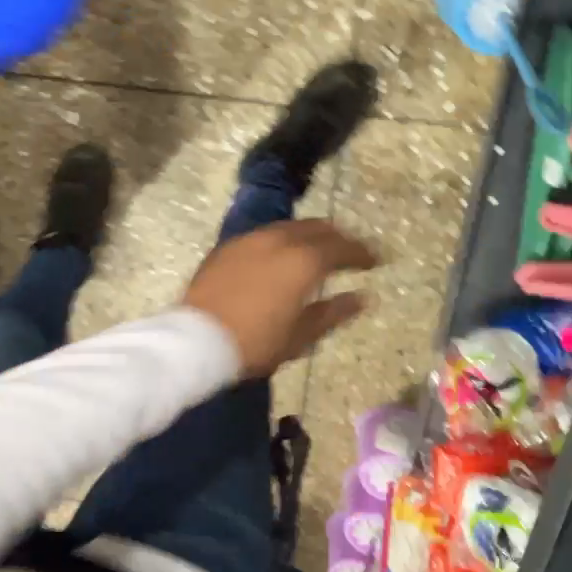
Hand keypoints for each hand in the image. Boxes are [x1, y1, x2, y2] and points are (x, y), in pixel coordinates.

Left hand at [183, 219, 380, 378]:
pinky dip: (282, 240)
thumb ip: (333, 312)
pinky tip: (281, 256)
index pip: (342, 247)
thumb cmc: (255, 344)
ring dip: (309, 235)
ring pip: (288, 227)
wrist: (196, 341)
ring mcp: (249, 240)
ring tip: (317, 251)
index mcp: (303, 261)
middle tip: (350, 252)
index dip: (362, 252)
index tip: (375, 261)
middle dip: (338, 237)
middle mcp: (278, 240)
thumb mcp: (301, 336)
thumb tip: (362, 298)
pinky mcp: (227, 246)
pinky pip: (264, 235)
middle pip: (317, 228)